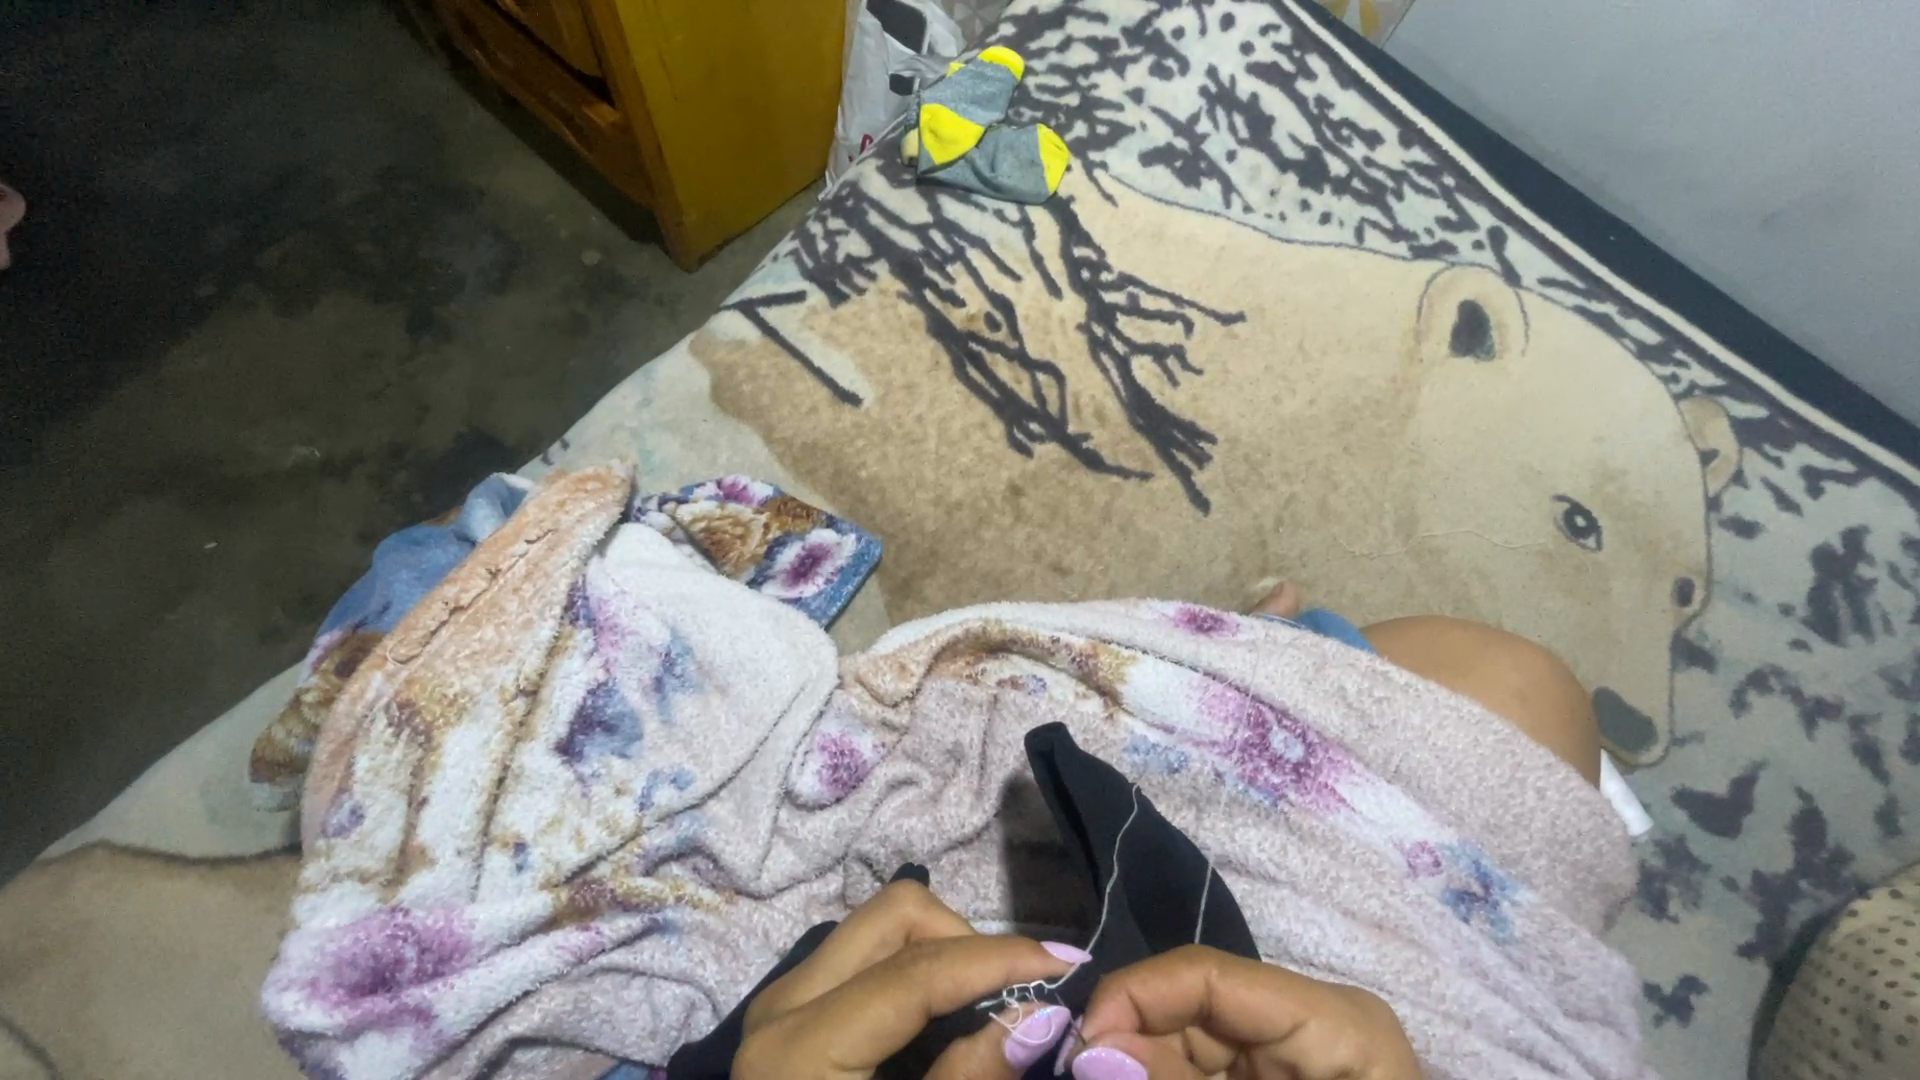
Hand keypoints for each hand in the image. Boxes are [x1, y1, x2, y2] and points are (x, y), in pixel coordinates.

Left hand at [733, 880, 1089, 1079]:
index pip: (917, 970)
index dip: (998, 960)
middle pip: (898, 913)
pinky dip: (919, 962)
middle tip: (1018, 991)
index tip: (1068, 964)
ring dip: (946, 946)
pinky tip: (947, 1010)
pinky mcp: (794, 1006)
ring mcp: (786, 996)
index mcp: (802, 1047)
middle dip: (968, 941)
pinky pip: (868, 950)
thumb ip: (970, 1079)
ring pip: (883, 922)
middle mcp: (786, 1000)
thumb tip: (1041, 1013)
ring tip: (986, 1000)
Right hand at [1067, 945, 1418, 1079]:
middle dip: (1131, 1043)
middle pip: (1191, 1010)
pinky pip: (1199, 1077)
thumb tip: (1092, 1054)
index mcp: (1333, 1021)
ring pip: (1186, 1045)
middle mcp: (1308, 1024)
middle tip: (1078, 1076)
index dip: (1135, 996)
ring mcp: (1289, 1060)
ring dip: (1141, 1070)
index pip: (1208, 974)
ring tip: (1100, 1079)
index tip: (1082, 1048)